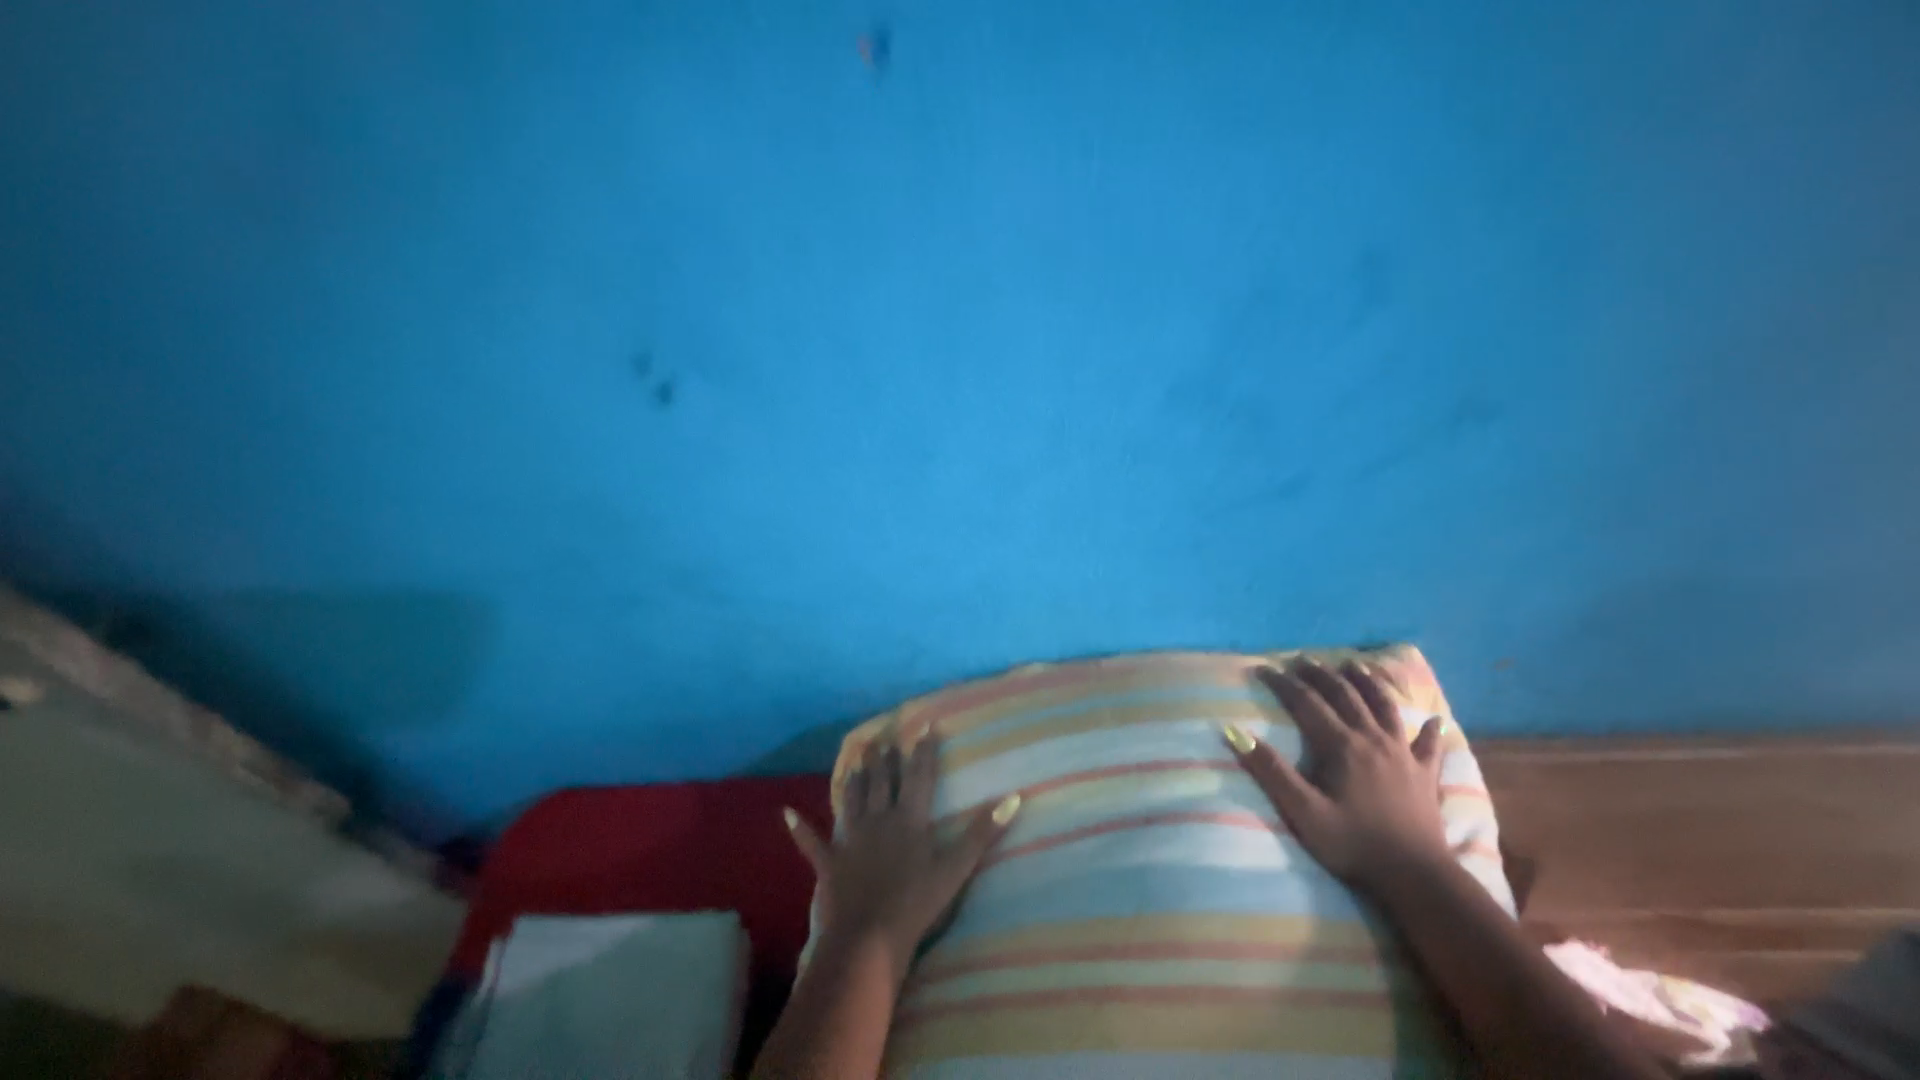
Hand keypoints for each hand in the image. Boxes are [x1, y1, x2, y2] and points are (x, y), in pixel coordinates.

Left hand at [784, 735, 1021, 965]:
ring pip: (851, 801)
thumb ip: (982, 832)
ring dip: (854, 780)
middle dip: (884, 759)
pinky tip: (786, 813)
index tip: (923, 726)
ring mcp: (850, 840)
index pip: (918, 777)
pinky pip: (811, 842)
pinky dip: (799, 829)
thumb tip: (1012, 796)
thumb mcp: (957, 869)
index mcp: (909, 820)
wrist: (869, 937)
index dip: (922, 751)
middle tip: (883, 739)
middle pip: (881, 782)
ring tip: (855, 761)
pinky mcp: (828, 863)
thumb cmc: (917, 903)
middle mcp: (878, 820)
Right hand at [1224, 658, 1449, 889]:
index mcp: (1341, 746)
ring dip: (1368, 683)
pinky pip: (1428, 745)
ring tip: (1356, 665)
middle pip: (1345, 696)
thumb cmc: (1352, 844)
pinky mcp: (1425, 774)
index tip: (1263, 668)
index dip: (1283, 683)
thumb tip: (1235, 732)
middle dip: (1321, 674)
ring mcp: (1403, 754)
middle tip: (1303, 659)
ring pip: (1385, 707)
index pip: (1306, 703)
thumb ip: (1270, 770)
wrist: (1415, 875)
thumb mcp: (1302, 811)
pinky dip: (1429, 730)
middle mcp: (1373, 740)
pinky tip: (1433, 720)